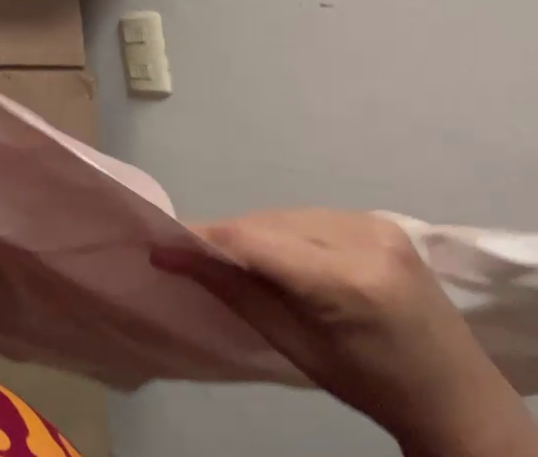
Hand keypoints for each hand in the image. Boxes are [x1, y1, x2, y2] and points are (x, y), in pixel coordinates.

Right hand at [155, 209, 537, 454]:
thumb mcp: (291, 343)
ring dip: (252, 235)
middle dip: (225, 240)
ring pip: (279, 216)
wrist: (456, 397)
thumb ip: (228, 288)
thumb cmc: (369, 381)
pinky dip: (281, 232)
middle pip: (262, 224)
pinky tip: (283, 257)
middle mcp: (365, 240)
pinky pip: (306, 217)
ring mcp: (378, 227)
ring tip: (241, 264)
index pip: (249, 240)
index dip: (198, 239)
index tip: (158, 245)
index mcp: (348, 280)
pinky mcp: (382, 223)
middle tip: (195, 260)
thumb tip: (163, 252)